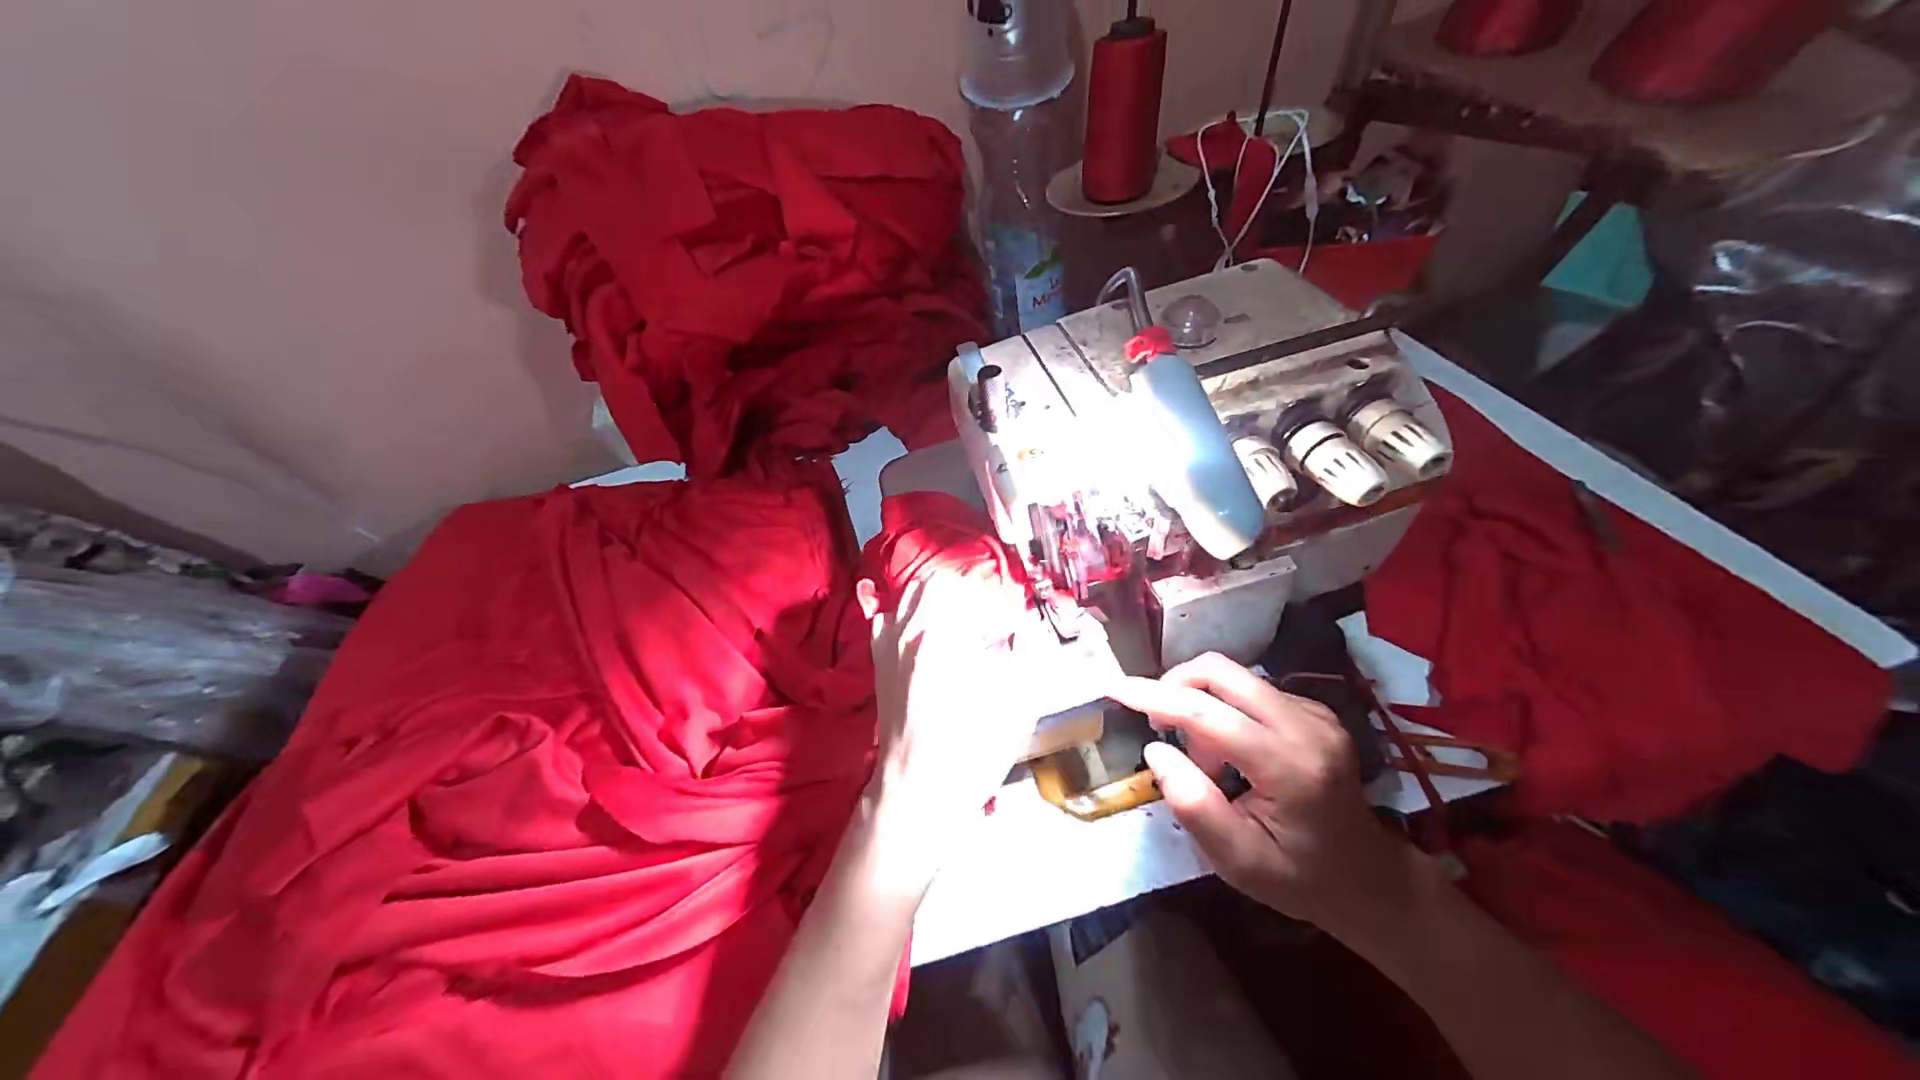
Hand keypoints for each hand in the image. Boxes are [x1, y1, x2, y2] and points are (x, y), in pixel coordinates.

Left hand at [853, 565, 1037, 892]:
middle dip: (969, 594)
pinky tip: (927, 633)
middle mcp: (909, 631)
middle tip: (991, 618)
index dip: (1000, 604)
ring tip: (963, 620)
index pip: (973, 592)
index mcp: (943, 635)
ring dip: (940, 598)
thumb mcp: (1017, 700)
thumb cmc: (972, 749)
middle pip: (938, 583)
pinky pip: (888, 619)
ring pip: (911, 595)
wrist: (920, 787)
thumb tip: (1025, 627)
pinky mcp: (879, 662)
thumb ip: (1027, 652)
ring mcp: (889, 645)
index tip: (1014, 624)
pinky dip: (909, 615)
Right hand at [1109, 653, 1412, 927]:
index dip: (1154, 697)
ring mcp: (1314, 713)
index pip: (1207, 713)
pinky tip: (1230, 752)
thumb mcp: (1236, 860)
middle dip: (1174, 687)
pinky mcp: (1313, 710)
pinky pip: (1250, 689)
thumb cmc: (1299, 878)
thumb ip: (1192, 804)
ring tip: (1206, 762)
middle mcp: (1306, 725)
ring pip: (1233, 677)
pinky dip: (1223, 710)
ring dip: (1200, 704)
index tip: (1114, 689)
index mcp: (1290, 765)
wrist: (1370, 879)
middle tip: (1160, 729)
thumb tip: (1156, 749)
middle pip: (1221, 672)